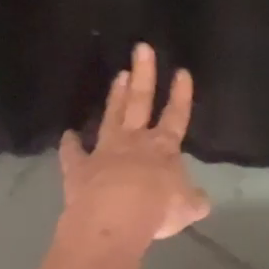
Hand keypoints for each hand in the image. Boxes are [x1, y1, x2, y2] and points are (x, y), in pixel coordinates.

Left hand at [57, 43, 210, 243]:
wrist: (114, 220)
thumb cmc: (157, 211)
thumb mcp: (186, 209)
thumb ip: (193, 201)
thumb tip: (201, 199)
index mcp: (163, 148)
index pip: (176, 115)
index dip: (180, 94)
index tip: (181, 71)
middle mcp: (134, 142)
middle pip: (141, 102)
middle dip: (144, 74)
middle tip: (141, 48)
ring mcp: (104, 152)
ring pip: (112, 117)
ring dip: (117, 97)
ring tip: (120, 75)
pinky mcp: (79, 168)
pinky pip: (73, 153)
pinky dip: (70, 144)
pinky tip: (66, 134)